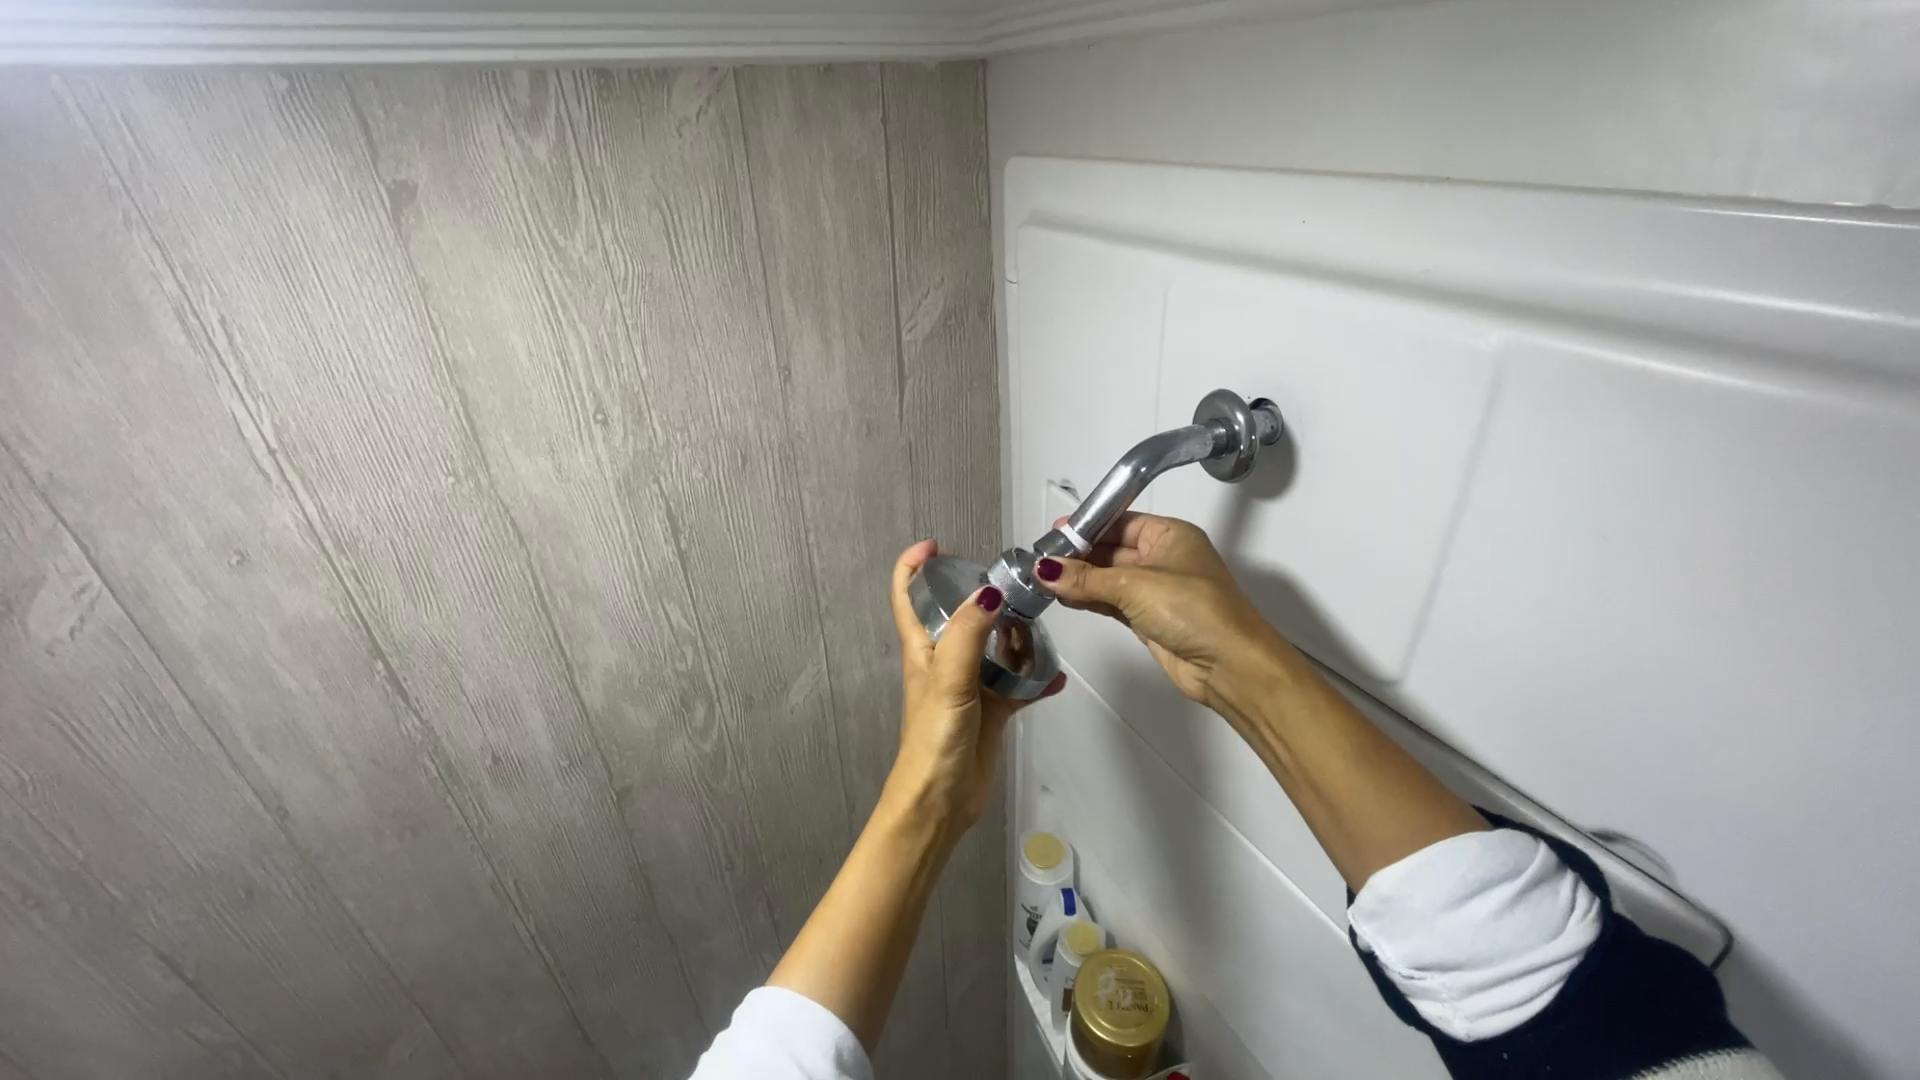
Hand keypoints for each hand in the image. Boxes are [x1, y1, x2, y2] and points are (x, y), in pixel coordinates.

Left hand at [885, 540, 1064, 833]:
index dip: (913, 566)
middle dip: (986, 596)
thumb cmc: (934, 740)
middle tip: (1018, 587)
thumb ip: (969, 634)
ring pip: (995, 646)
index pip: (907, 596)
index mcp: (923, 648)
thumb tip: (991, 591)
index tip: (935, 544)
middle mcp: (945, 660)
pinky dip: (1036, 679)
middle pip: (962, 615)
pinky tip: (1055, 677)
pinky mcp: (992, 709)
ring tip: (1040, 628)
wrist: (942, 802)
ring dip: (1016, 636)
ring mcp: (970, 684)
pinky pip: (1018, 684)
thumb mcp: (949, 680)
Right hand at [1040, 512, 1286, 710]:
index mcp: (1171, 535)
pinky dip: (1089, 600)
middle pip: (1113, 549)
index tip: (1054, 532)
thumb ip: (1086, 578)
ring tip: (1041, 579)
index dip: (1088, 525)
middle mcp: (1164, 558)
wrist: (1229, 665)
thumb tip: (1043, 569)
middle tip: (1039, 559)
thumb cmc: (1191, 609)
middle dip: (1079, 555)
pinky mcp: (1149, 620)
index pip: (1122, 521)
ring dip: (1080, 580)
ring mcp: (1157, 591)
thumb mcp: (1135, 585)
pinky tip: (1062, 597)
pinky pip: (1112, 603)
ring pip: (1109, 579)